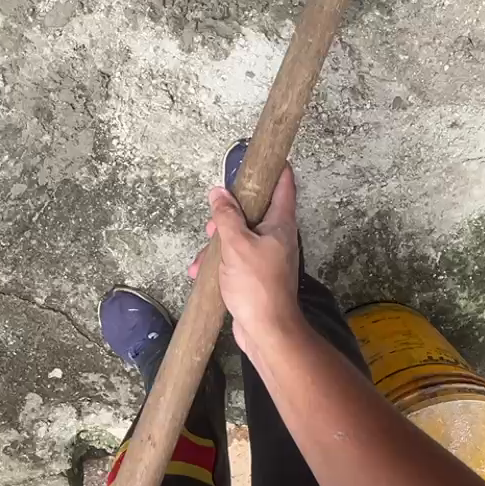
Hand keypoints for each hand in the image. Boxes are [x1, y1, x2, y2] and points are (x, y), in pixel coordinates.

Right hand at [189, 166, 305, 358]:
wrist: (265, 330)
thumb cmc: (257, 287)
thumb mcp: (235, 244)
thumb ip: (226, 216)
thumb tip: (218, 193)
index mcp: (280, 223)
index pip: (284, 184)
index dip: (275, 167)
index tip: (263, 156)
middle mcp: (277, 236)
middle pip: (253, 210)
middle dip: (229, 212)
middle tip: (214, 220)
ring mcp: (267, 255)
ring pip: (239, 235)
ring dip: (218, 242)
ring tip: (204, 257)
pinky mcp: (255, 274)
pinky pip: (234, 258)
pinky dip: (218, 262)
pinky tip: (201, 273)